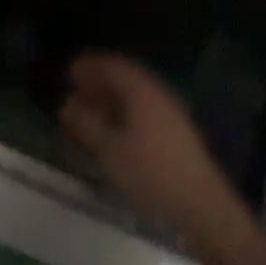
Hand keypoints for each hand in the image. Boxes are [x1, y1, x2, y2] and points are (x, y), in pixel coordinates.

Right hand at [60, 53, 235, 228]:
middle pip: (123, 78)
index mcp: (140, 89)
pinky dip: (124, 112)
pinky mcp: (175, 130)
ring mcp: (169, 110)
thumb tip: (67, 105)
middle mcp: (156, 92)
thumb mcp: (110, 149)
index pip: (111, 65)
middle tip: (76, 92)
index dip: (88, 65)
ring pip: (133, 95)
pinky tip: (114, 130)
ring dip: (110, 99)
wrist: (198, 200)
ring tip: (90, 112)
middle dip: (98, 82)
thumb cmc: (149, 170)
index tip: (69, 71)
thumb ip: (86, 124)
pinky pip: (143, 109)